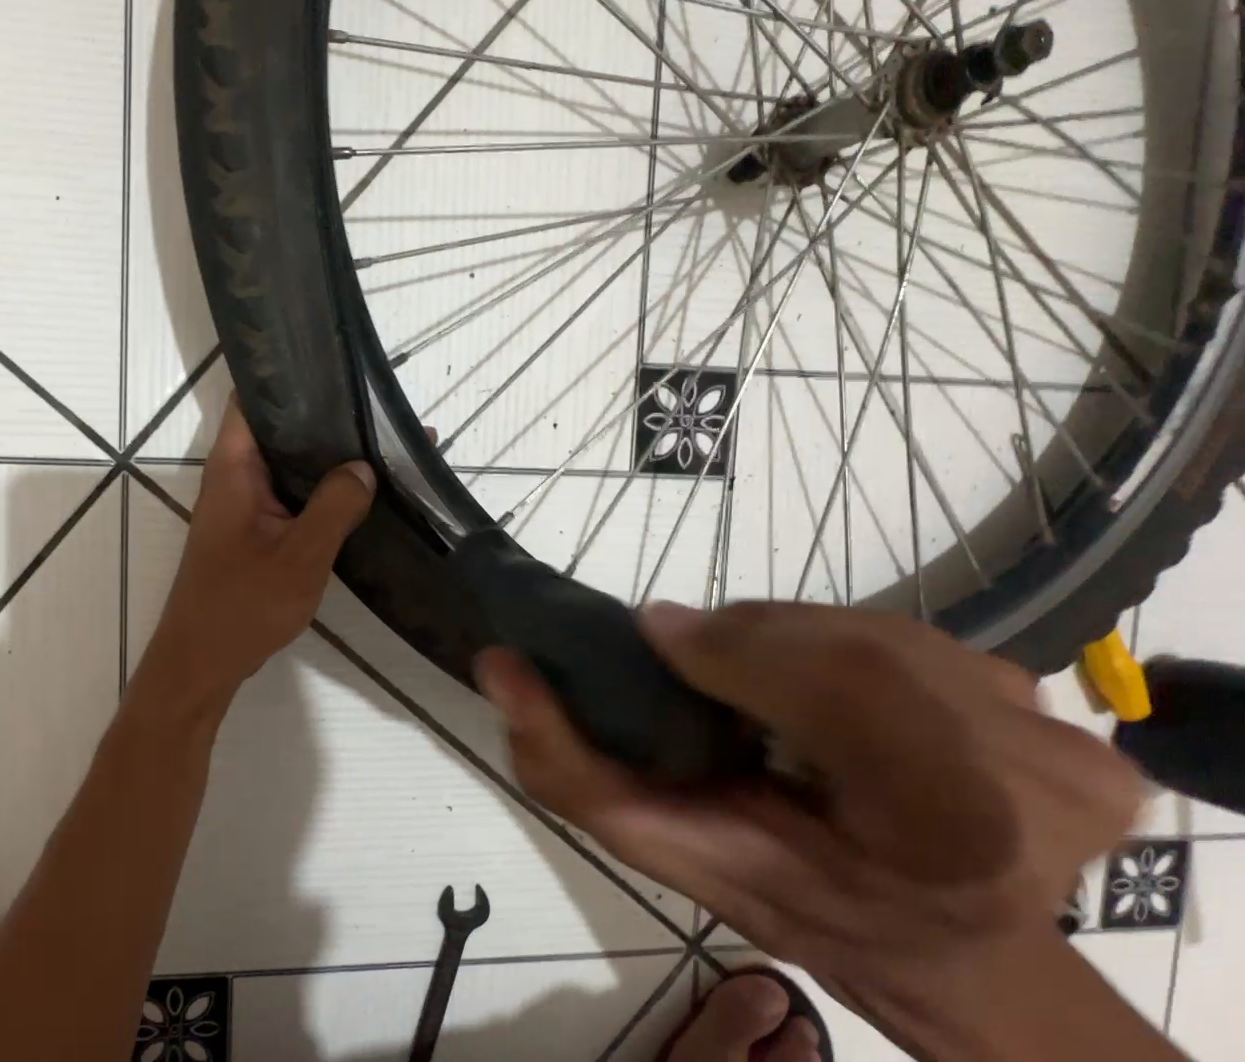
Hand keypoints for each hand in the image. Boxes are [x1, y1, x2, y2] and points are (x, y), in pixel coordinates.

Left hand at [141, 403, 375, 709]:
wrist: (203, 664)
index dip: (291, 377)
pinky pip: (291, 496)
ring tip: (383, 442)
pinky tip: (362, 492)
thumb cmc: (242, 607)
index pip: (254, 398)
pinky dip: (322, 491)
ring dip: (328, 458)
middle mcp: (235, 476)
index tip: (337, 368)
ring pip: (289, 466)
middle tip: (380, 407)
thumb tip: (364, 467)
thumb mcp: (300, 556)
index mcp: (234, 467)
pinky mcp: (255, 530)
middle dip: (326, 419)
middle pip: (279, 430)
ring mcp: (244, 504)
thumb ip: (334, 506)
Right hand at [475, 602, 1144, 1047]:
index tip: (654, 634)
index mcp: (948, 838)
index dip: (740, 649)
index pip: (842, 686)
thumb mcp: (667, 852)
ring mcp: (1071, 742)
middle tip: (697, 672)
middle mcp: (1045, 779)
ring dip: (798, 645)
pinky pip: (923, 640)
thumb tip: (500, 663)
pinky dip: (855, 653)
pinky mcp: (1079, 722)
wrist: (937, 949)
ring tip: (762, 693)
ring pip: (884, 631)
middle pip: (858, 645)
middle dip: (755, 646)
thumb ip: (571, 767)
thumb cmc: (794, 907)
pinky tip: (837, 702)